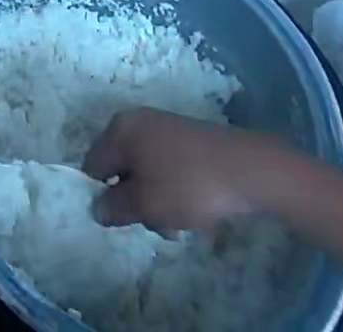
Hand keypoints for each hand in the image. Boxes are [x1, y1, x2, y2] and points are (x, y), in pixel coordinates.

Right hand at [81, 108, 290, 231]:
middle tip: (157, 222)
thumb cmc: (188, 185)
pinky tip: (195, 204)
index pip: (93, 165)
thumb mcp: (147, 204)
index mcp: (119, 130)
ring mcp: (162, 125)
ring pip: (144, 168)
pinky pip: (165, 163)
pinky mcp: (186, 135)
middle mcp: (135, 121)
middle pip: (120, 166)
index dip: (103, 194)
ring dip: (155, 196)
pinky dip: (173, 185)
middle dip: (134, 198)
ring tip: (181, 220)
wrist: (248, 168)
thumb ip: (115, 207)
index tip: (126, 218)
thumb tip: (96, 208)